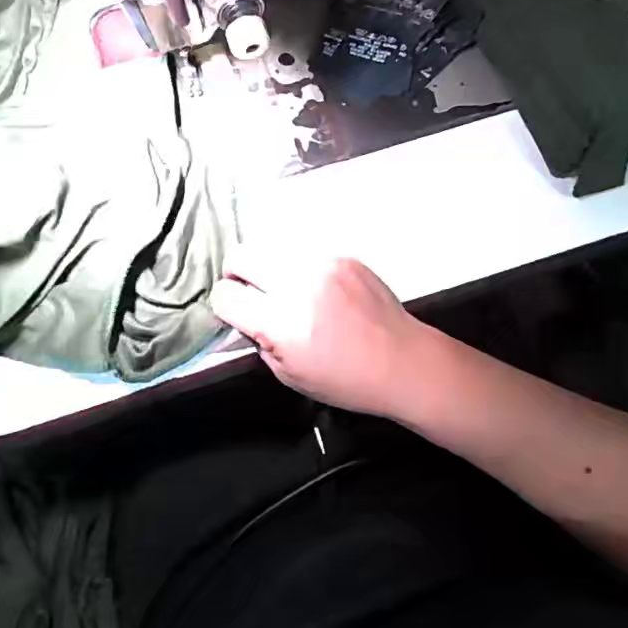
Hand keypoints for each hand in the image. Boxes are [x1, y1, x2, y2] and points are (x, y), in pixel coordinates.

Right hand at [211, 253, 429, 416]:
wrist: (402, 361)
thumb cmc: (346, 380)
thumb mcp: (290, 374)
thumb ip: (259, 340)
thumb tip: (242, 316)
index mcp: (282, 323)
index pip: (226, 295)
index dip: (225, 304)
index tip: (235, 311)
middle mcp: (299, 286)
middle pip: (241, 255)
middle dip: (238, 274)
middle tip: (250, 292)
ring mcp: (323, 266)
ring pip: (272, 247)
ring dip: (269, 267)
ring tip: (285, 290)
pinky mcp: (342, 257)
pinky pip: (304, 251)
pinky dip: (300, 267)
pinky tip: (317, 289)